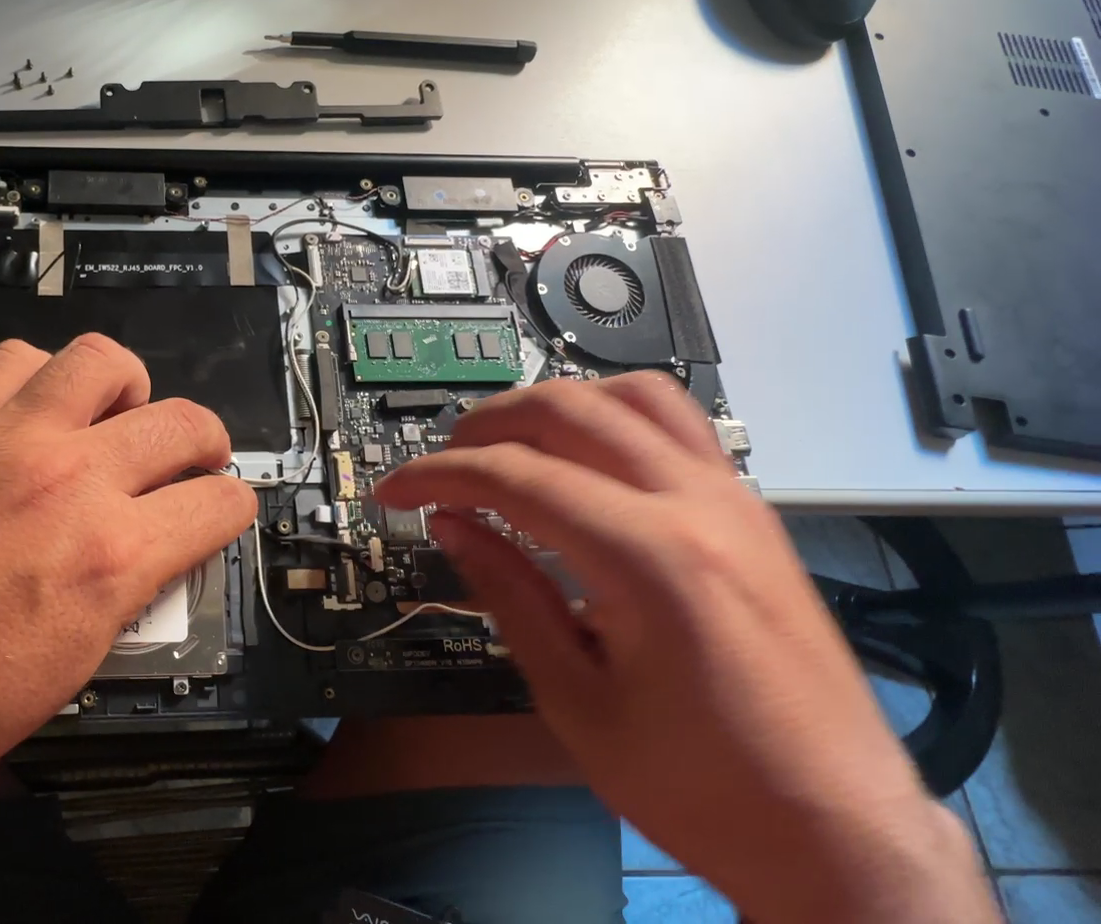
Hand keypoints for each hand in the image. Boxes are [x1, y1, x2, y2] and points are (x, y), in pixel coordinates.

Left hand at [0, 335, 256, 908]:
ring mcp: (8, 444)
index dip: (229, 509)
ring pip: (102, 362)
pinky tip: (35, 410)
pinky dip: (39, 377)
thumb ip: (131, 587)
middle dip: (205, 442)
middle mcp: (70, 484)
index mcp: (114, 559)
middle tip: (192, 458)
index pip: (219, 503)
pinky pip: (12, 362)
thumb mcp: (77, 663)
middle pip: (183, 421)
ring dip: (127, 387)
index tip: (218, 509)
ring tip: (116, 415)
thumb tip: (155, 548)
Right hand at [376, 373, 996, 923]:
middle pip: (568, 412)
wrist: (836, 833)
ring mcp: (736, 503)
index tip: (394, 492)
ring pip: (630, 395)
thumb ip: (508, 593)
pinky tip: (578, 457)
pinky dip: (610, 417)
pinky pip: (676, 425)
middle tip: (439, 467)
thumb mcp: (575, 698)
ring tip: (504, 445)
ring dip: (551, 406)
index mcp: (652, 561)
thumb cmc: (701, 787)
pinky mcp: (751, 515)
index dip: (437, 476)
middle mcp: (701, 508)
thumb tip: (451, 526)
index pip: (517, 478)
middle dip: (483, 426)